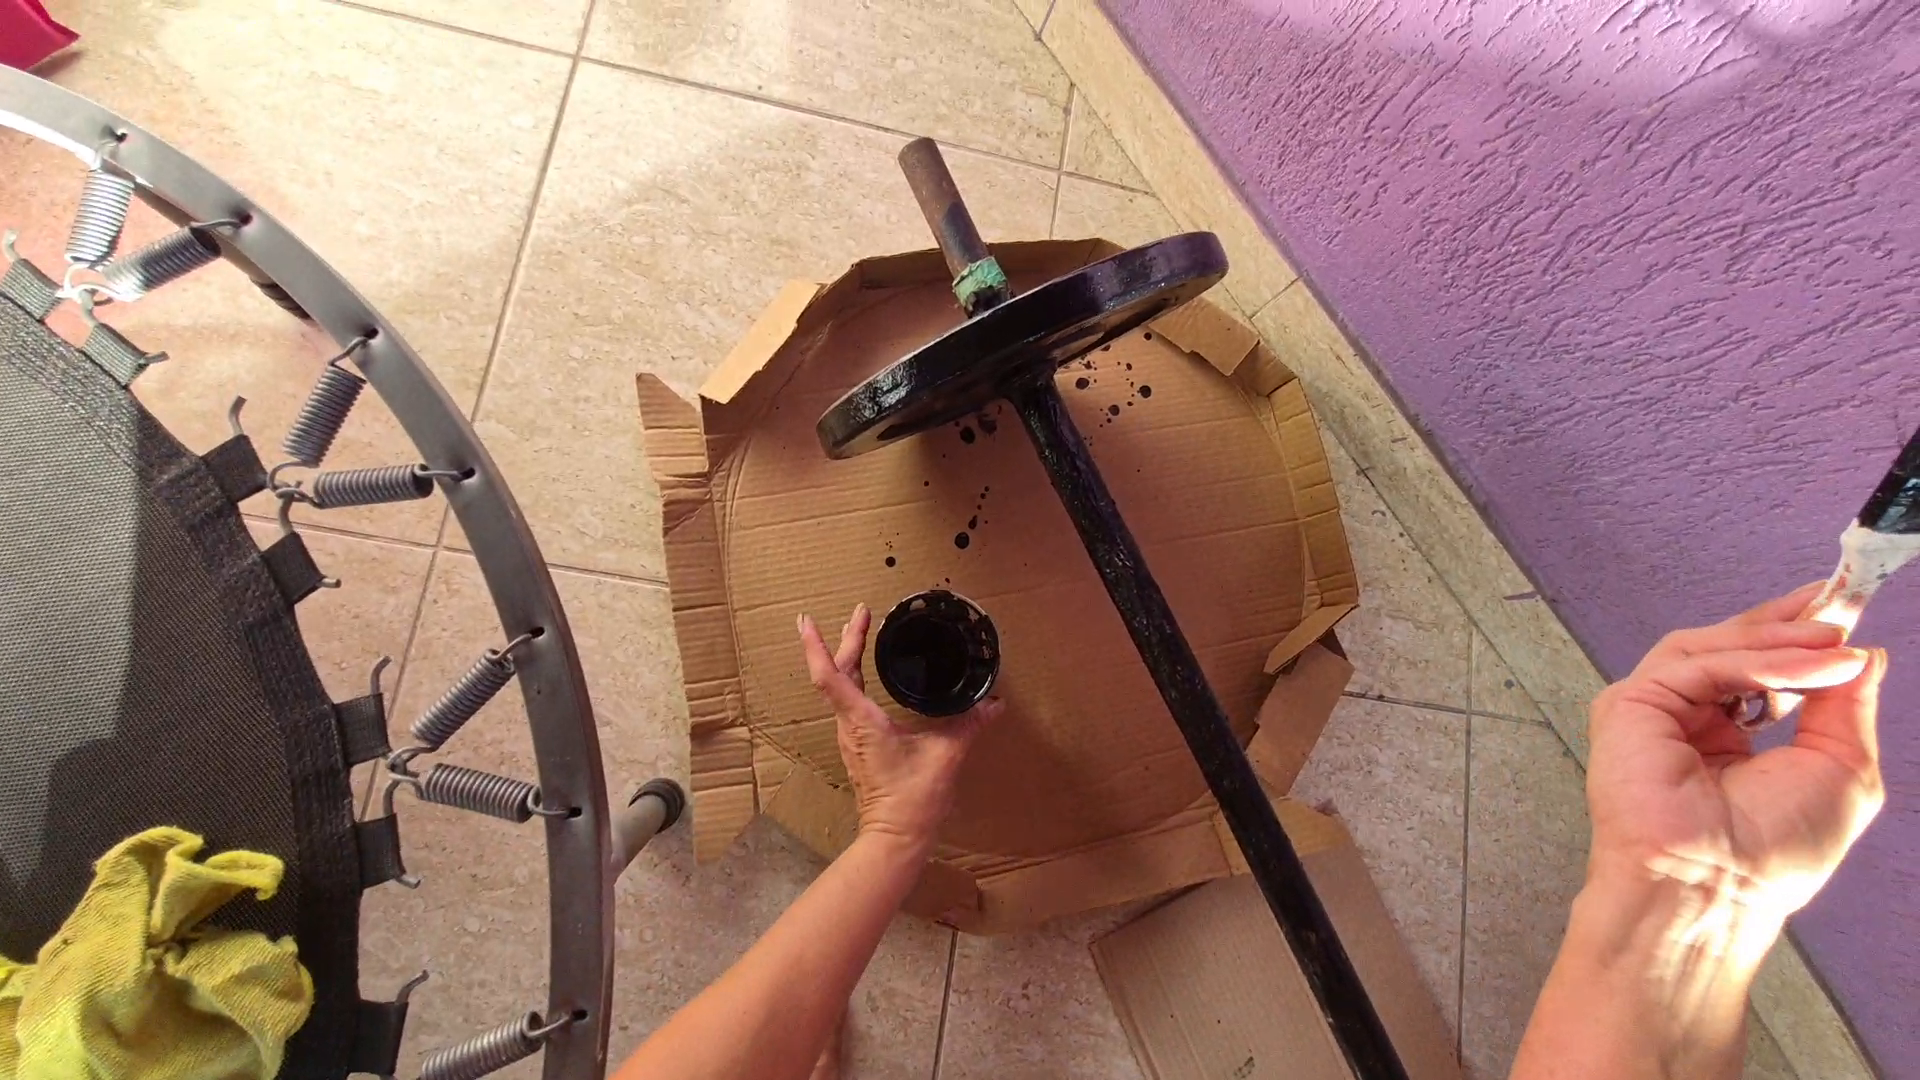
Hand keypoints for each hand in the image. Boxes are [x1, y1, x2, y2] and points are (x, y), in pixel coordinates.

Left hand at [798, 605, 1000, 852]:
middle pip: (836, 673)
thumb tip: (994, 703)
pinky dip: (852, 677)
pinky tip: (864, 673)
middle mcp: (849, 725)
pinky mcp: (859, 745)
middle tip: (861, 611)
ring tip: (858, 632)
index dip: (818, 645)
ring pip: (840, 688)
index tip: (808, 619)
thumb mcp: (946, 755)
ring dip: (846, 657)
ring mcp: (851, 736)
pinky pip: (847, 702)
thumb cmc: (913, 800)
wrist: (895, 839)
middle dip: (846, 639)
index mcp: (862, 720)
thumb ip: (970, 724)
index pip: (830, 675)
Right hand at [1585, 583, 1886, 917]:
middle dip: (1779, 623)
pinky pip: (1694, 668)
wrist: (1716, 880)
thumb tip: (1857, 655)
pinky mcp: (1628, 705)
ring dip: (1771, 638)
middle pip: (1720, 648)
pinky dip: (1754, 661)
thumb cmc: (1771, 847)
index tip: (1839, 609)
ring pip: (1703, 649)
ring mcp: (1648, 707)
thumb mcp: (1839, 770)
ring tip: (1831, 636)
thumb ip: (1842, 710)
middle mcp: (1679, 714)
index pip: (1750, 670)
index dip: (1791, 638)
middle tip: (1835, 604)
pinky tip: (1806, 664)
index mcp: (1720, 732)